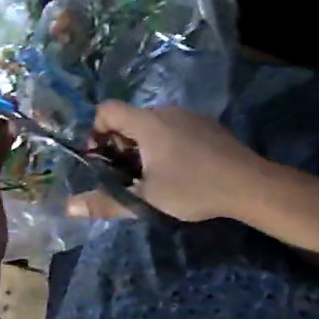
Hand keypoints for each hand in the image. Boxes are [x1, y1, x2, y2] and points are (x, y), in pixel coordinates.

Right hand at [66, 101, 268, 222]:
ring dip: (142, 147)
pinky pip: (174, 130)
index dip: (94, 131)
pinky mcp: (207, 126)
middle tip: (124, 176)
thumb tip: (68, 208)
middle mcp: (165, 111)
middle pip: (129, 119)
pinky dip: (165, 146)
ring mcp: (189, 116)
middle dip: (118, 145)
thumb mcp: (145, 199)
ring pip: (152, 126)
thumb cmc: (192, 187)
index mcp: (147, 122)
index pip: (106, 110)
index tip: (99, 160)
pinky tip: (179, 172)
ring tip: (150, 178)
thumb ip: (106, 202)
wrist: (249, 184)